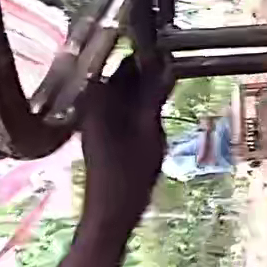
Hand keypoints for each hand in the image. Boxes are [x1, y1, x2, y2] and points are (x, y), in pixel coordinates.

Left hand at [78, 57, 170, 232]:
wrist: (110, 213)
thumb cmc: (130, 172)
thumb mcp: (150, 129)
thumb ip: (155, 93)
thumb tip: (166, 62)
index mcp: (99, 95)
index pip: (127, 60)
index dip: (152, 55)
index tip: (174, 54)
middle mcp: (91, 100)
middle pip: (124, 74)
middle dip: (149, 71)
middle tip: (175, 72)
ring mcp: (93, 116)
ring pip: (124, 90)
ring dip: (145, 88)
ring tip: (169, 89)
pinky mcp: (99, 129)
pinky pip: (121, 105)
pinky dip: (137, 104)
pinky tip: (155, 111)